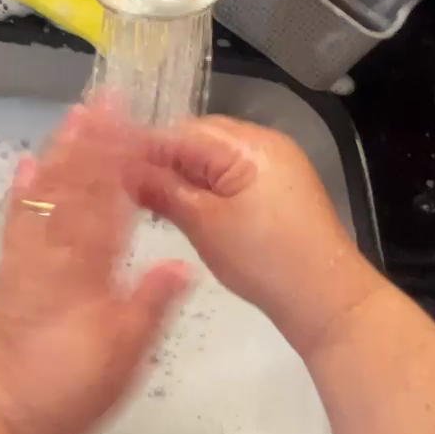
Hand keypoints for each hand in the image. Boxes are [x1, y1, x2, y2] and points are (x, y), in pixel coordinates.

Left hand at [0, 98, 191, 433]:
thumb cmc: (67, 390)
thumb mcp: (122, 357)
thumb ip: (149, 306)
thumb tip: (183, 263)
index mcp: (86, 270)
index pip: (107, 203)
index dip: (118, 160)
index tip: (130, 122)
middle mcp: (54, 253)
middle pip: (75, 187)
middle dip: (91, 141)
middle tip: (103, 100)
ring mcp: (27, 259)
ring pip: (46, 196)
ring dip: (60, 153)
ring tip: (72, 118)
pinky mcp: (9, 271)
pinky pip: (16, 222)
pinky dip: (23, 192)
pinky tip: (26, 168)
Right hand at [128, 116, 374, 356]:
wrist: (327, 301)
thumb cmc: (264, 260)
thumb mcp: (204, 224)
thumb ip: (162, 191)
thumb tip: (122, 172)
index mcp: (248, 144)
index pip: (182, 132)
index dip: (143, 147)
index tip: (107, 164)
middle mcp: (263, 143)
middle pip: (198, 139)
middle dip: (161, 159)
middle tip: (123, 184)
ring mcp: (274, 165)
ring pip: (212, 158)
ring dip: (181, 173)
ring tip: (145, 196)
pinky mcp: (276, 188)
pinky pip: (230, 174)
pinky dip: (204, 186)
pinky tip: (180, 205)